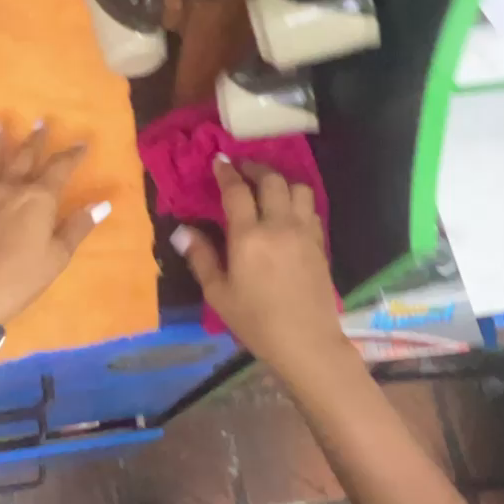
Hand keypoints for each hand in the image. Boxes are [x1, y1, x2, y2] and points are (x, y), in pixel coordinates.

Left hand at [0, 120, 110, 324]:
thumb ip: (78, 226)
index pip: (60, 168)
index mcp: (38, 199)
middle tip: (41, 120)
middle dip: (36, 139)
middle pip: (26, 157)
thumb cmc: (21, 278)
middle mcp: (11, 188)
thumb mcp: (57, 256)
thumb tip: (103, 203)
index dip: (72, 155)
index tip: (82, 143)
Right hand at [174, 157, 348, 370]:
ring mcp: (304, 232)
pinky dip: (297, 200)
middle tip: (242, 168)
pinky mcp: (320, 243)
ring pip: (298, 188)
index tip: (219, 162)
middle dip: (254, 168)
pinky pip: (311, 208)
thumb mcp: (218, 294)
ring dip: (281, 181)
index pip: (237, 191)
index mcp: (248, 237)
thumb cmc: (255, 322)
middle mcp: (278, 226)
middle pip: (271, 180)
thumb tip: (183, 231)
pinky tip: (287, 210)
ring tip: (268, 186)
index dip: (226, 172)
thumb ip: (201, 257)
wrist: (306, 342)